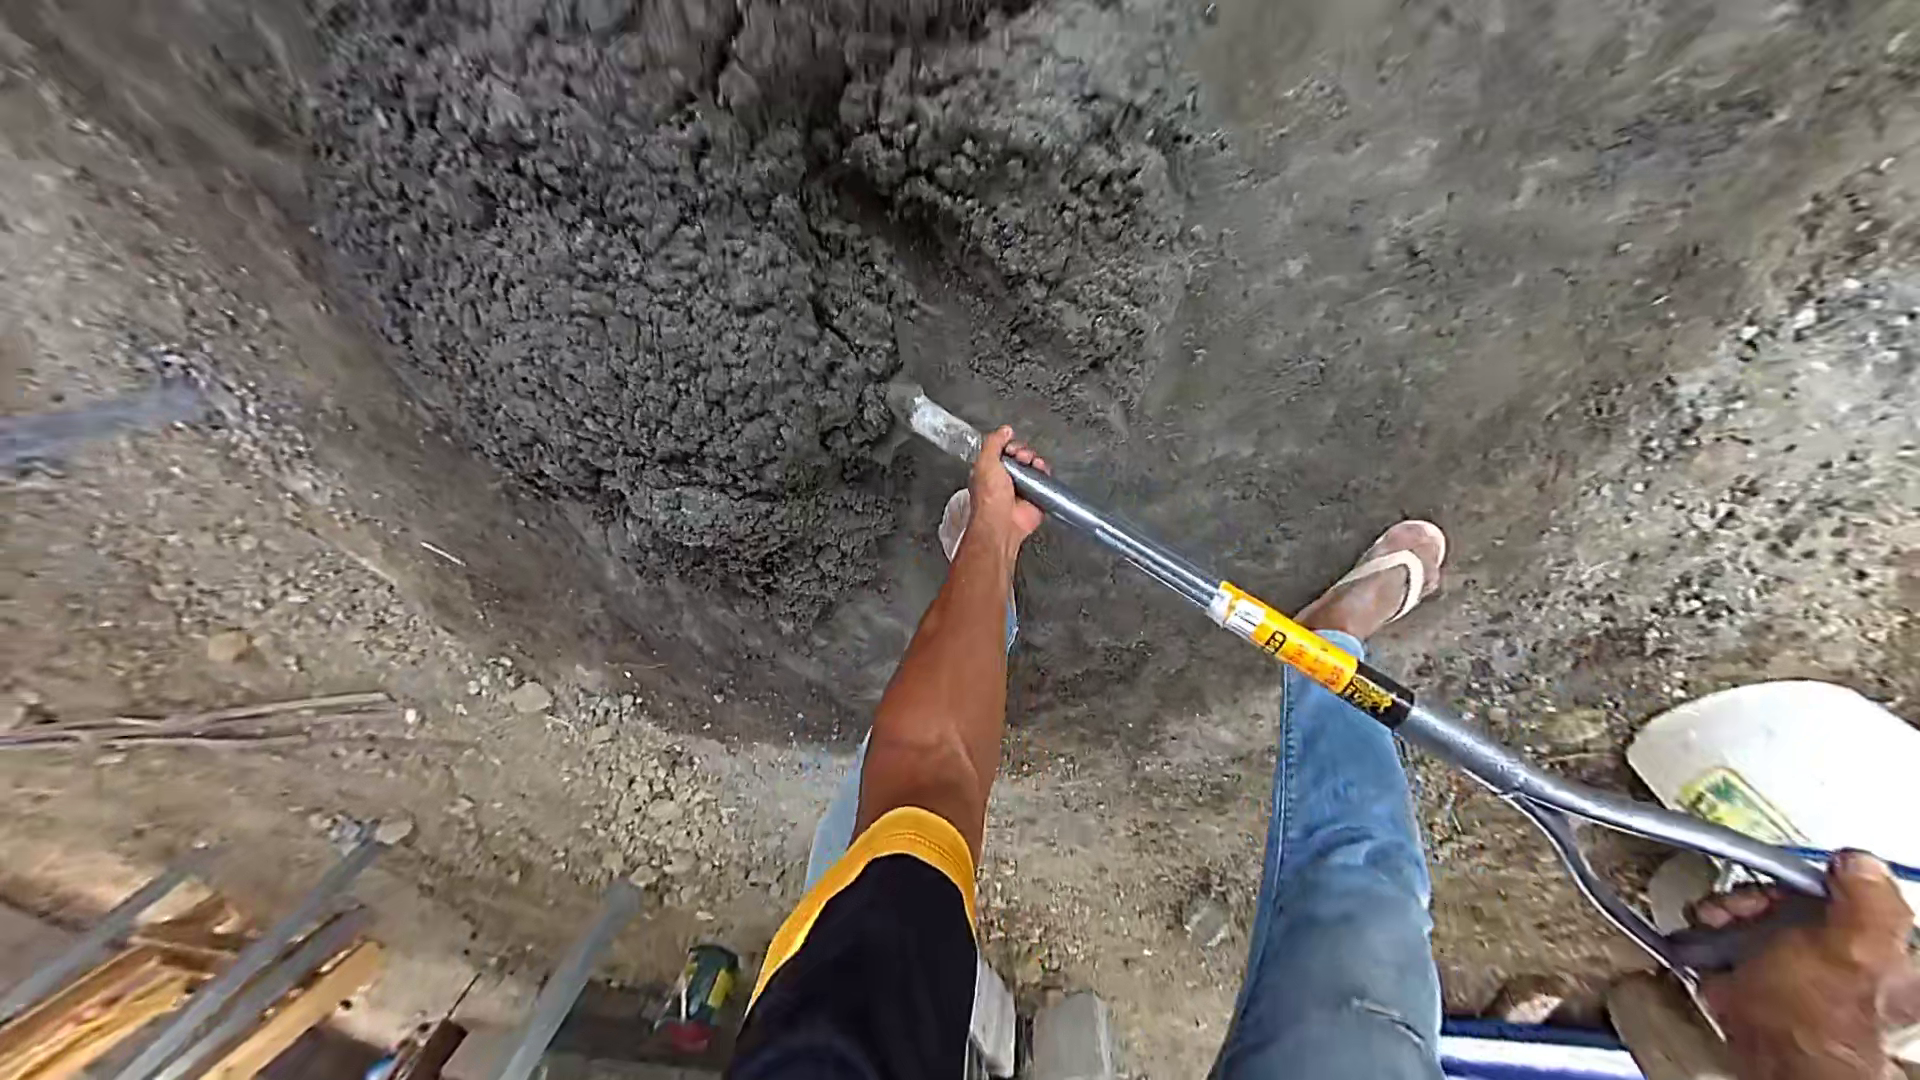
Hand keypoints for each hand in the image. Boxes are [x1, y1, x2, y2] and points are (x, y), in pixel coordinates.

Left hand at [967, 426, 1048, 558]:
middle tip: (1021, 458)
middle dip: (1024, 452)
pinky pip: (1045, 479)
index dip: (1010, 445)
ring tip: (1032, 465)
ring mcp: (1022, 487)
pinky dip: (1045, 473)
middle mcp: (1006, 479)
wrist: (1002, 521)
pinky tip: (1041, 472)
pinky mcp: (1036, 496)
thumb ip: (994, 442)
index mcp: (991, 470)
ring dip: (1035, 461)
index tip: (1010, 448)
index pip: (1004, 450)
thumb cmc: (989, 497)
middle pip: (1021, 455)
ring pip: (1034, 465)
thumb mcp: (985, 461)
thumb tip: (1005, 430)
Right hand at [1696, 852, 1919, 1079]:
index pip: (1846, 891)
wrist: (1764, 1037)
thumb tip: (1859, 860)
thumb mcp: (1855, 950)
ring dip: (1725, 905)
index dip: (1809, 880)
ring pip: (1752, 904)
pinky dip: (1709, 918)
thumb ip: (1868, 906)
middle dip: (1755, 895)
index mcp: (1887, 950)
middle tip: (1745, 907)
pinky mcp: (1752, 955)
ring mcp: (1794, 953)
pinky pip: (1725, 919)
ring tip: (1719, 920)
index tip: (1784, 882)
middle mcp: (1844, 949)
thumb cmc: (1816, 1006)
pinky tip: (1708, 929)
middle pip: (1790, 895)